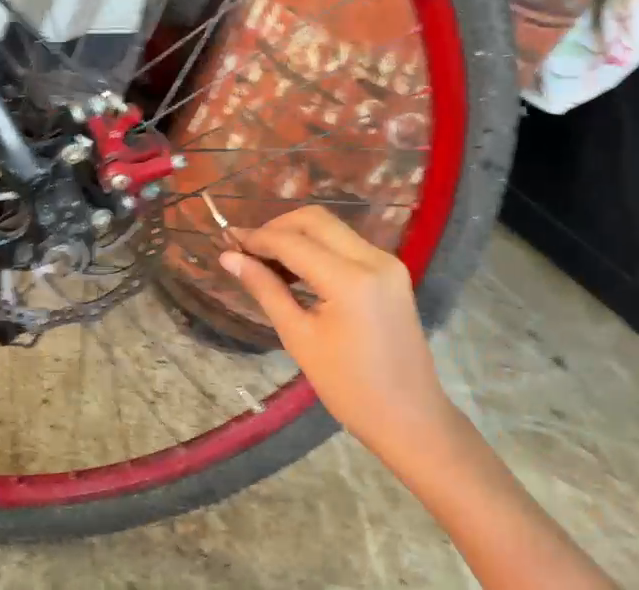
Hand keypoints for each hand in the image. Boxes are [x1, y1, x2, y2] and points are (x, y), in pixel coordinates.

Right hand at [220, 207, 452, 454]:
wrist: (411, 419)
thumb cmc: (349, 388)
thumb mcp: (299, 338)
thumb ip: (265, 289)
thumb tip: (229, 257)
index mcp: (350, 280)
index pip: (291, 242)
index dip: (255, 239)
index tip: (227, 242)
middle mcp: (373, 259)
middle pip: (314, 220)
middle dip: (276, 228)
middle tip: (247, 250)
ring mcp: (387, 263)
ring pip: (331, 228)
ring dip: (296, 235)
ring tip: (266, 261)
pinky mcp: (392, 272)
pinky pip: (346, 243)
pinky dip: (317, 247)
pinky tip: (296, 269)